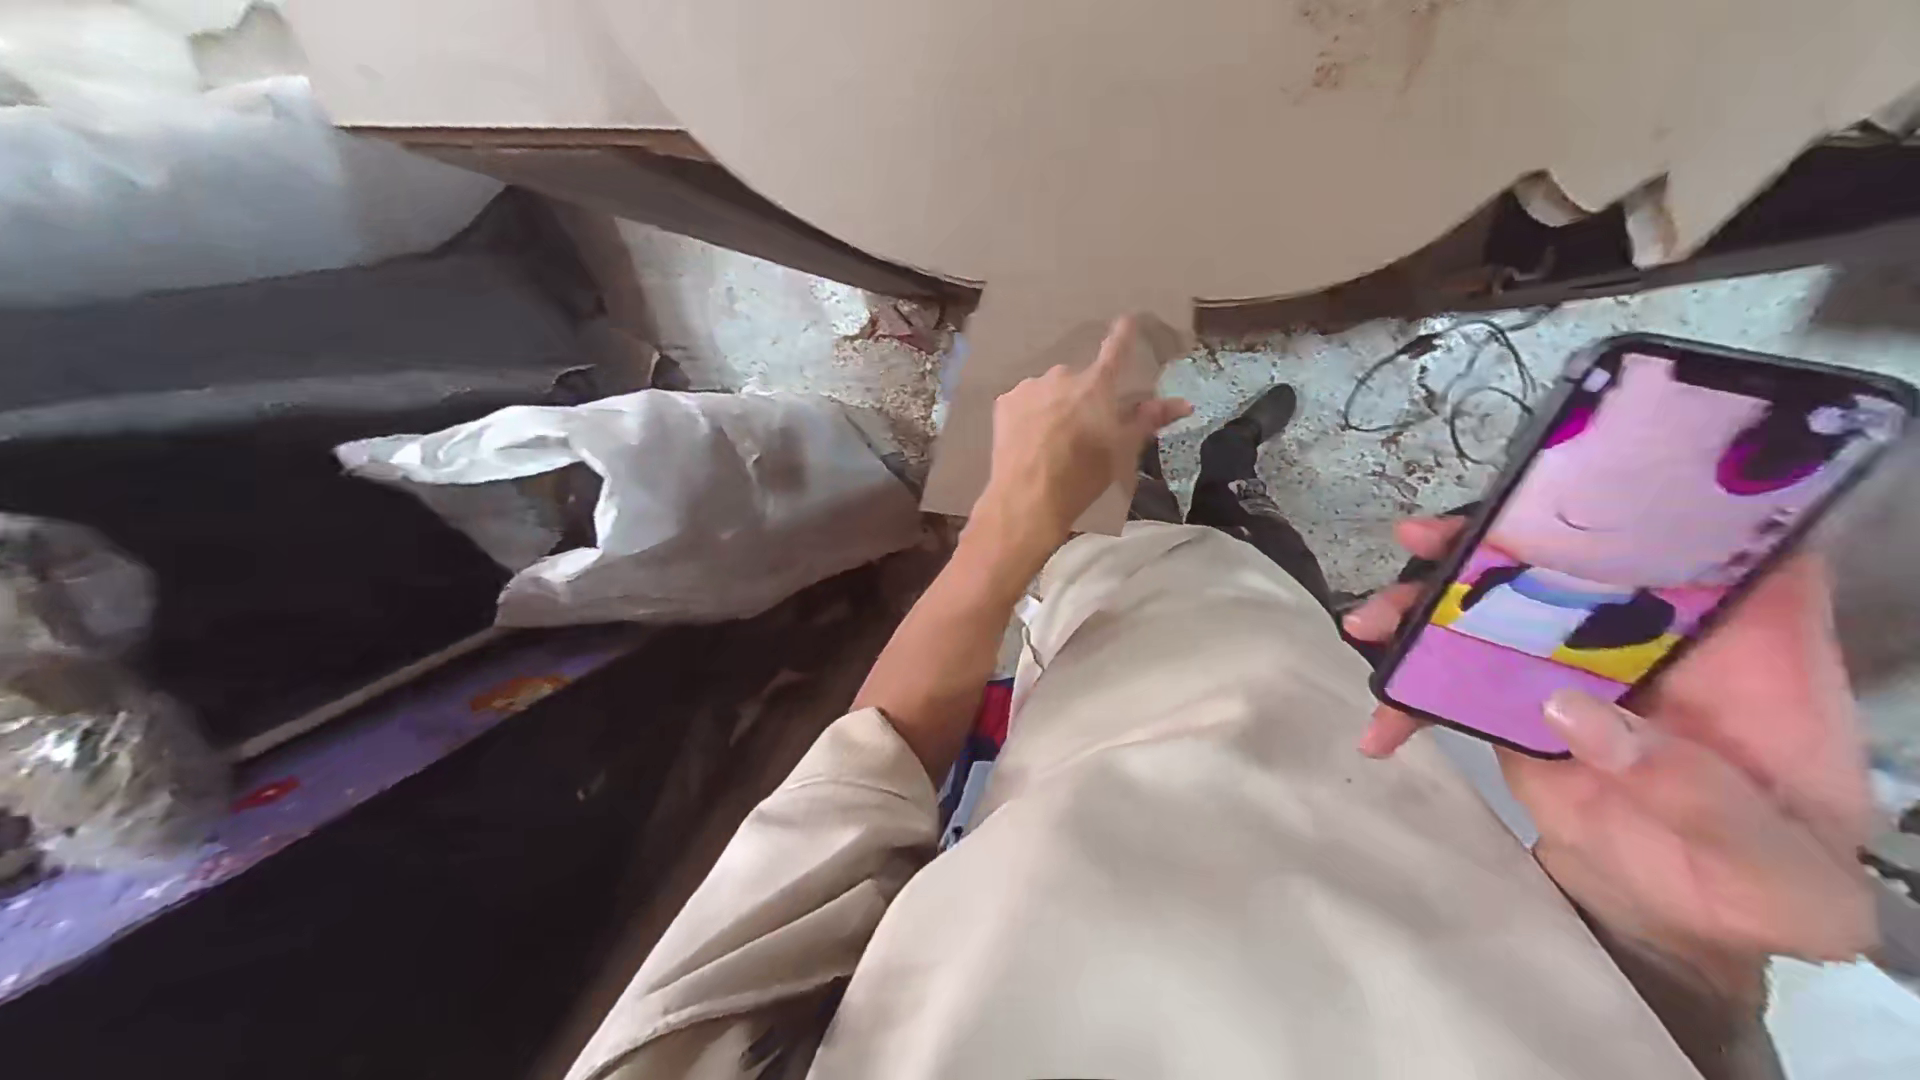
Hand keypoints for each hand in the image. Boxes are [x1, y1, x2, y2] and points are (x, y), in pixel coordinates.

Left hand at [968, 315, 1191, 563]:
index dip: (1123, 335)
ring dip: (1052, 405)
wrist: (1028, 496)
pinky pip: (1022, 402)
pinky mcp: (1004, 403)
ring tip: (1050, 440)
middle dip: (1081, 396)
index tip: (1127, 319)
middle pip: (1077, 379)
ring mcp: (1029, 387)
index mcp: (1096, 386)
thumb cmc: (1082, 476)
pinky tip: (1028, 439)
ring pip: (1047, 390)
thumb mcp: (1121, 451)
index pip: (1116, 351)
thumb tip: (1183, 403)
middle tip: (1080, 429)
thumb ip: (1148, 420)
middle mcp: (1062, 376)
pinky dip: (1027, 415)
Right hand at [1344, 517, 1875, 995]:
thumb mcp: (1771, 865)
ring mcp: (1569, 666)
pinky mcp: (1511, 696)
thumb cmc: (1760, 887)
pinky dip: (1408, 697)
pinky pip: (1452, 676)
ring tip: (1366, 628)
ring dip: (1420, 612)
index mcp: (1740, 653)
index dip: (1643, 509)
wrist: (1671, 911)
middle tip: (1414, 543)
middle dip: (1481, 547)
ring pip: (1490, 610)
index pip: (1709, 551)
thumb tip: (1568, 711)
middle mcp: (1647, 640)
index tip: (1557, 502)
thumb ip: (1693, 790)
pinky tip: (1378, 727)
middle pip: (1564, 565)